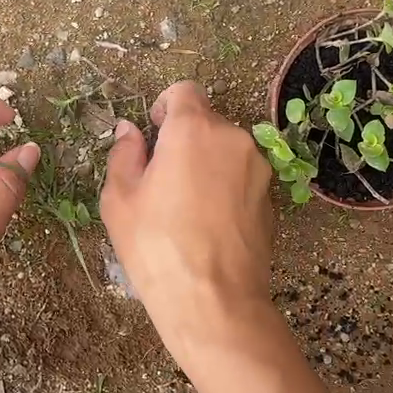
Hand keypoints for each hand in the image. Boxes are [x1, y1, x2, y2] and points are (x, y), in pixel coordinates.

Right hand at [101, 82, 274, 355]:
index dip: (164, 107)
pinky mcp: (272, 197)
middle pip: (205, 123)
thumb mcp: (120, 200)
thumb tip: (129, 131)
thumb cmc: (156, 247)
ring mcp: (259, 168)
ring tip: (186, 208)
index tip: (153, 135)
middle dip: (183, 141)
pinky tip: (210, 224)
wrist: (214, 300)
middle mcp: (233, 138)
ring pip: (226, 151)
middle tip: (162, 182)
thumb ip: (124, 154)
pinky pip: (242, 177)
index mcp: (193, 129)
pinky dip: (226, 187)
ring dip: (206, 164)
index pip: (183, 91)